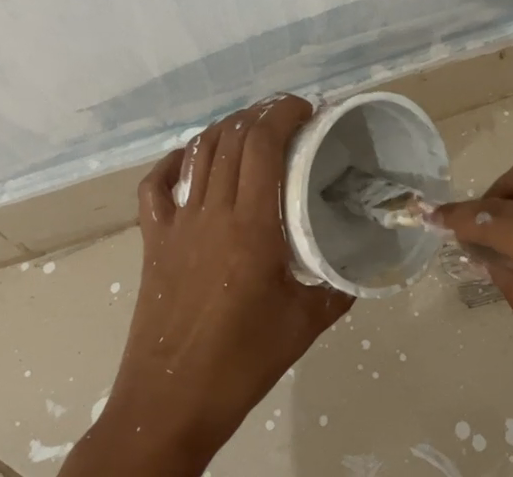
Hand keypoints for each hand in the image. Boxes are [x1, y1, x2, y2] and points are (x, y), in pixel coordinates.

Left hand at [61, 95, 353, 476]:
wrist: (170, 401)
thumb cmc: (242, 362)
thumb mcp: (304, 325)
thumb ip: (336, 288)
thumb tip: (360, 264)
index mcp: (251, 226)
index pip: (262, 144)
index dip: (283, 114)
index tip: (306, 110)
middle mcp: (211, 212)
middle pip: (231, 138)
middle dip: (260, 115)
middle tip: (288, 120)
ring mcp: (176, 223)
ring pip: (198, 153)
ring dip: (225, 130)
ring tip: (251, 131)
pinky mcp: (152, 241)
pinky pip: (156, 186)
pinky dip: (174, 162)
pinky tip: (190, 161)